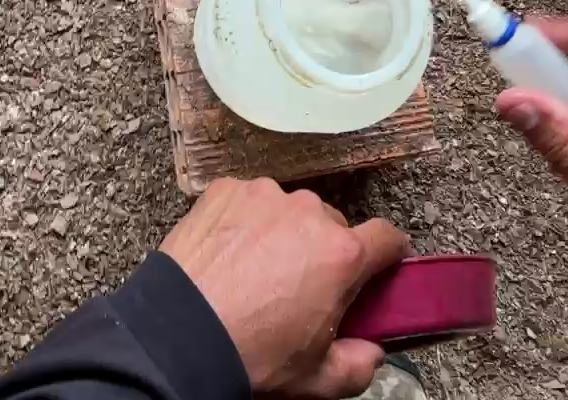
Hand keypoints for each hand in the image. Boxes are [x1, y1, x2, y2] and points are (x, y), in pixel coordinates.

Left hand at [159, 178, 411, 397]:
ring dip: (282, 231)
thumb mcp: (317, 379)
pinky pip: (247, 200)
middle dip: (324, 249)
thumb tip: (370, 351)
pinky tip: (228, 252)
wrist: (180, 330)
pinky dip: (244, 220)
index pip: (386, 237)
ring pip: (288, 209)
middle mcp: (307, 211)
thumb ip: (357, 364)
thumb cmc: (252, 353)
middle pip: (331, 224)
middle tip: (300, 282)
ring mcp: (263, 194)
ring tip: (256, 268)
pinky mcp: (226, 188)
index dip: (387, 252)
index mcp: (341, 255)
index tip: (381, 264)